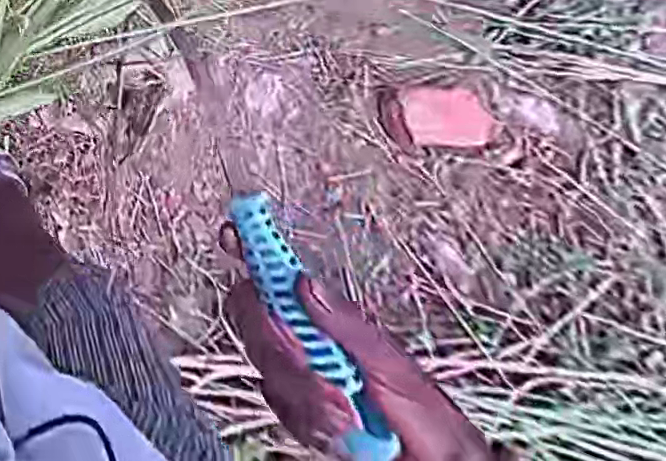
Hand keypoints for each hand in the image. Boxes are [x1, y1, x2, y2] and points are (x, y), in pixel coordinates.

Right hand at [226, 272, 491, 459]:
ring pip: (260, 357)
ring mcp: (292, 367)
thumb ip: (348, 325)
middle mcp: (299, 333)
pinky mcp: (292, 406)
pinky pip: (275, 401)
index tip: (234, 238)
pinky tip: (337, 428)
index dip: (248, 248)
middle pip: (250, 311)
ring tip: (344, 412)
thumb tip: (303, 281)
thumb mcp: (395, 365)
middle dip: (275, 341)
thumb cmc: (431, 420)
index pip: (272, 269)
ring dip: (300, 388)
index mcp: (321, 312)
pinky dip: (305, 418)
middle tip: (313, 365)